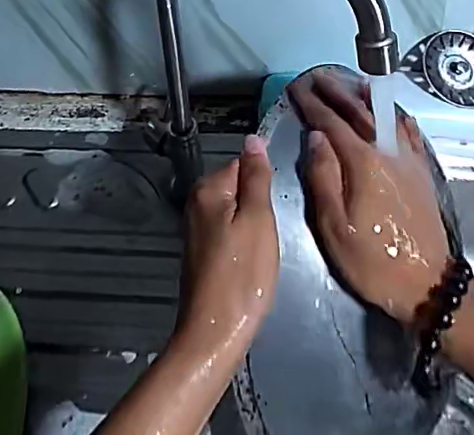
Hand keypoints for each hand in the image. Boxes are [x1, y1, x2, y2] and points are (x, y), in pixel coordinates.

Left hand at [176, 134, 278, 359]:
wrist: (215, 335)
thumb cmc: (242, 275)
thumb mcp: (259, 219)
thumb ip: (257, 176)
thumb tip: (253, 139)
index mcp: (208, 189)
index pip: (245, 162)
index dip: (265, 181)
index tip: (277, 203)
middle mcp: (197, 202)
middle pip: (240, 185)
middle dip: (260, 202)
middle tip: (272, 229)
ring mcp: (197, 227)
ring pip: (237, 208)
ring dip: (254, 222)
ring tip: (264, 246)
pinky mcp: (202, 249)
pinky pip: (230, 228)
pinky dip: (244, 238)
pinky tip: (252, 258)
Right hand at [290, 70, 450, 330]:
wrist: (428, 281)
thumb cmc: (374, 261)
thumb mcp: (335, 228)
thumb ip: (323, 178)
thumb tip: (316, 138)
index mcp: (363, 163)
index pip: (331, 123)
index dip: (312, 105)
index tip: (297, 89)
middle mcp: (387, 151)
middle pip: (358, 112)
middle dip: (335, 92)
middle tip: (317, 77)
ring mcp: (408, 157)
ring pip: (384, 115)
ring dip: (364, 97)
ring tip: (350, 82)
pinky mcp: (421, 168)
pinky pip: (407, 130)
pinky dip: (395, 114)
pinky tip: (392, 110)